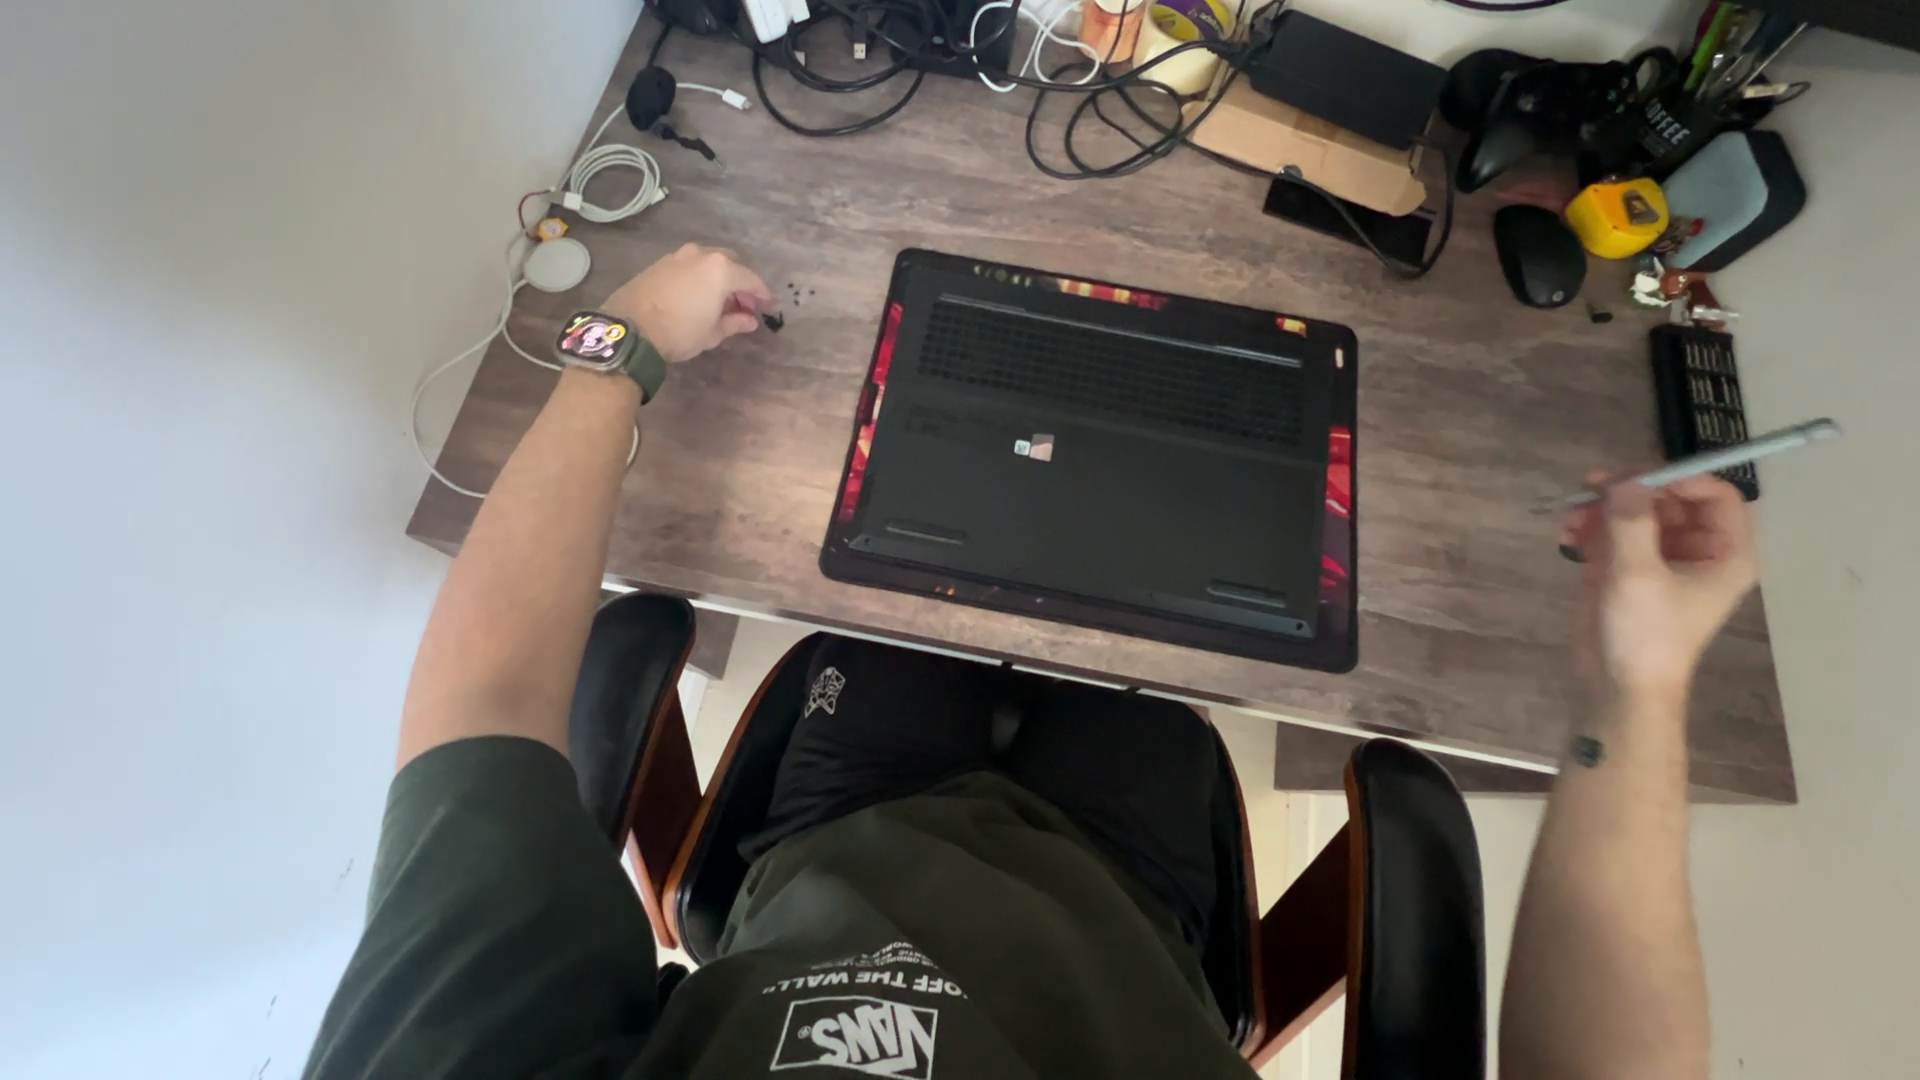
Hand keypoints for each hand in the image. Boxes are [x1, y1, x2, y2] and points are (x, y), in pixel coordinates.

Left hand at [599, 243, 772, 362]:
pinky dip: (700, 277)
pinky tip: (698, 296)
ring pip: (709, 262)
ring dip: (719, 278)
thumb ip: (735, 322)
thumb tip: (750, 320)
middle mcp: (701, 255)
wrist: (630, 329)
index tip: (768, 306)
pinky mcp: (660, 263)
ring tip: (720, 301)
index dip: (762, 294)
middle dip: (741, 282)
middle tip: (744, 304)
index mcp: (721, 270)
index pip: (751, 279)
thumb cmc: (680, 332)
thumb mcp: (713, 333)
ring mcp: (678, 256)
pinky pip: (690, 266)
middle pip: (731, 263)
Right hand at [1561, 473, 1757, 697]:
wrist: (1618, 683)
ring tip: (1568, 517)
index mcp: (1723, 553)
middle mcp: (1695, 551)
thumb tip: (1624, 480)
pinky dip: (1587, 530)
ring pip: (1634, 516)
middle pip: (1668, 501)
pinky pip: (1610, 536)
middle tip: (1588, 486)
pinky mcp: (1623, 572)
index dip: (1677, 479)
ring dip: (1600, 511)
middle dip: (1628, 492)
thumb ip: (1631, 524)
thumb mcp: (1636, 575)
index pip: (1714, 496)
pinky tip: (1564, 535)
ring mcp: (1657, 561)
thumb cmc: (1644, 633)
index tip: (1631, 477)